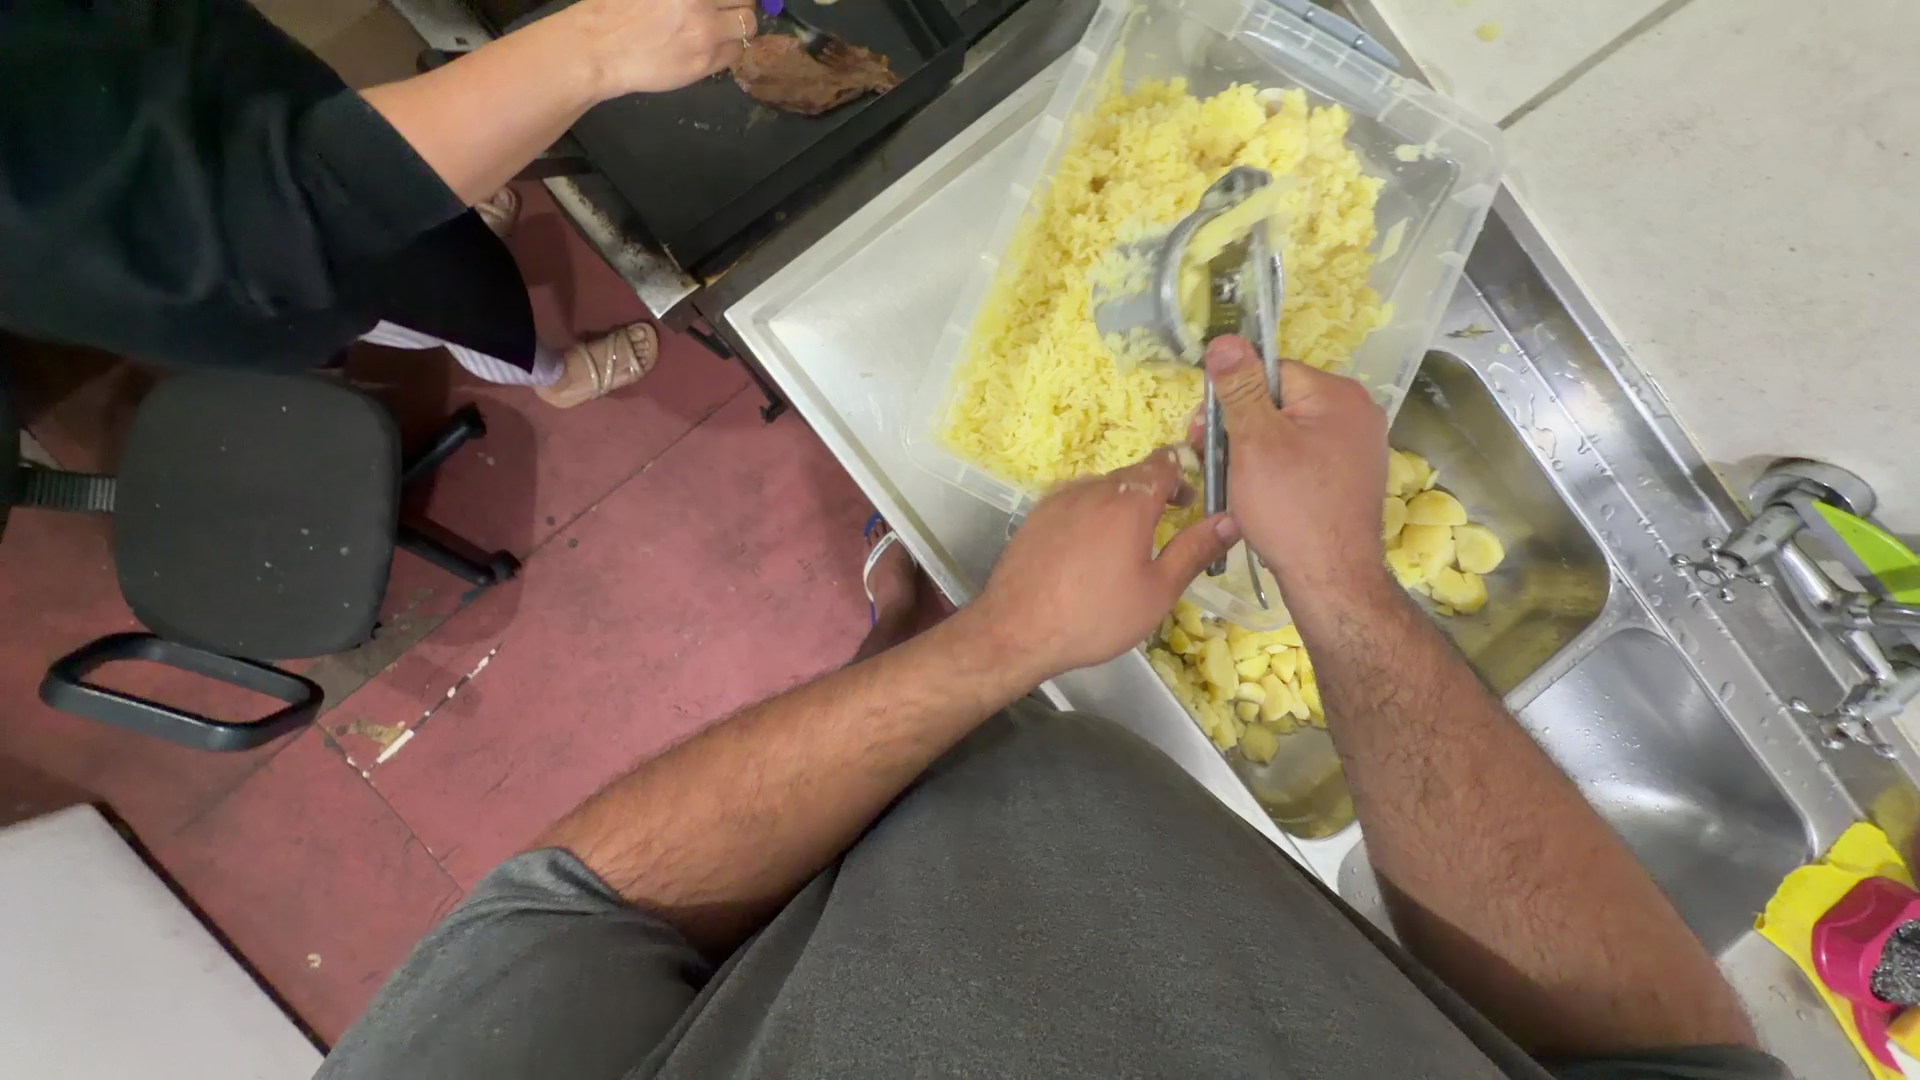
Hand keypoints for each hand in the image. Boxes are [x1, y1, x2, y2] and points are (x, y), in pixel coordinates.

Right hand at [567, 0, 757, 97]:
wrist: (602, 44)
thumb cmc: (616, 6)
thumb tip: (703, 0)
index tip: (726, 0)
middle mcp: (699, 0)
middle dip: (739, 2)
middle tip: (728, 8)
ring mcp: (706, 30)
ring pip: (747, 25)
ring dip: (740, 26)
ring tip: (725, 28)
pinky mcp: (706, 60)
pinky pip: (735, 53)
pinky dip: (730, 48)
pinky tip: (714, 46)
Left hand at [969, 448, 1238, 681]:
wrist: (1015, 630)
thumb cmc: (1094, 616)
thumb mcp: (1156, 591)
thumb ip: (1194, 550)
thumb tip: (1230, 520)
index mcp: (1128, 501)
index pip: (1164, 462)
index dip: (1184, 471)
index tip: (1194, 495)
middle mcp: (1092, 489)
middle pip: (1132, 476)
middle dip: (1155, 492)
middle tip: (1168, 524)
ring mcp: (1058, 500)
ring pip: (1101, 489)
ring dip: (1121, 504)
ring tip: (1128, 543)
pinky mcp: (1035, 516)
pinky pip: (1074, 503)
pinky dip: (1091, 515)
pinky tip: (1090, 550)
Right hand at [1202, 335, 1389, 597]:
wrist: (1330, 576)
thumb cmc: (1290, 506)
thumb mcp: (1254, 442)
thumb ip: (1239, 388)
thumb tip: (1225, 339)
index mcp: (1337, 395)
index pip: (1271, 374)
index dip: (1232, 399)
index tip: (1204, 432)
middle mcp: (1356, 414)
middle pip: (1278, 403)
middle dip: (1240, 428)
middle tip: (1211, 461)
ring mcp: (1356, 449)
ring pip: (1287, 434)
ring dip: (1252, 452)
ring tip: (1233, 483)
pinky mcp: (1348, 479)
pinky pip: (1301, 460)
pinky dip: (1275, 472)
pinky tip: (1259, 496)